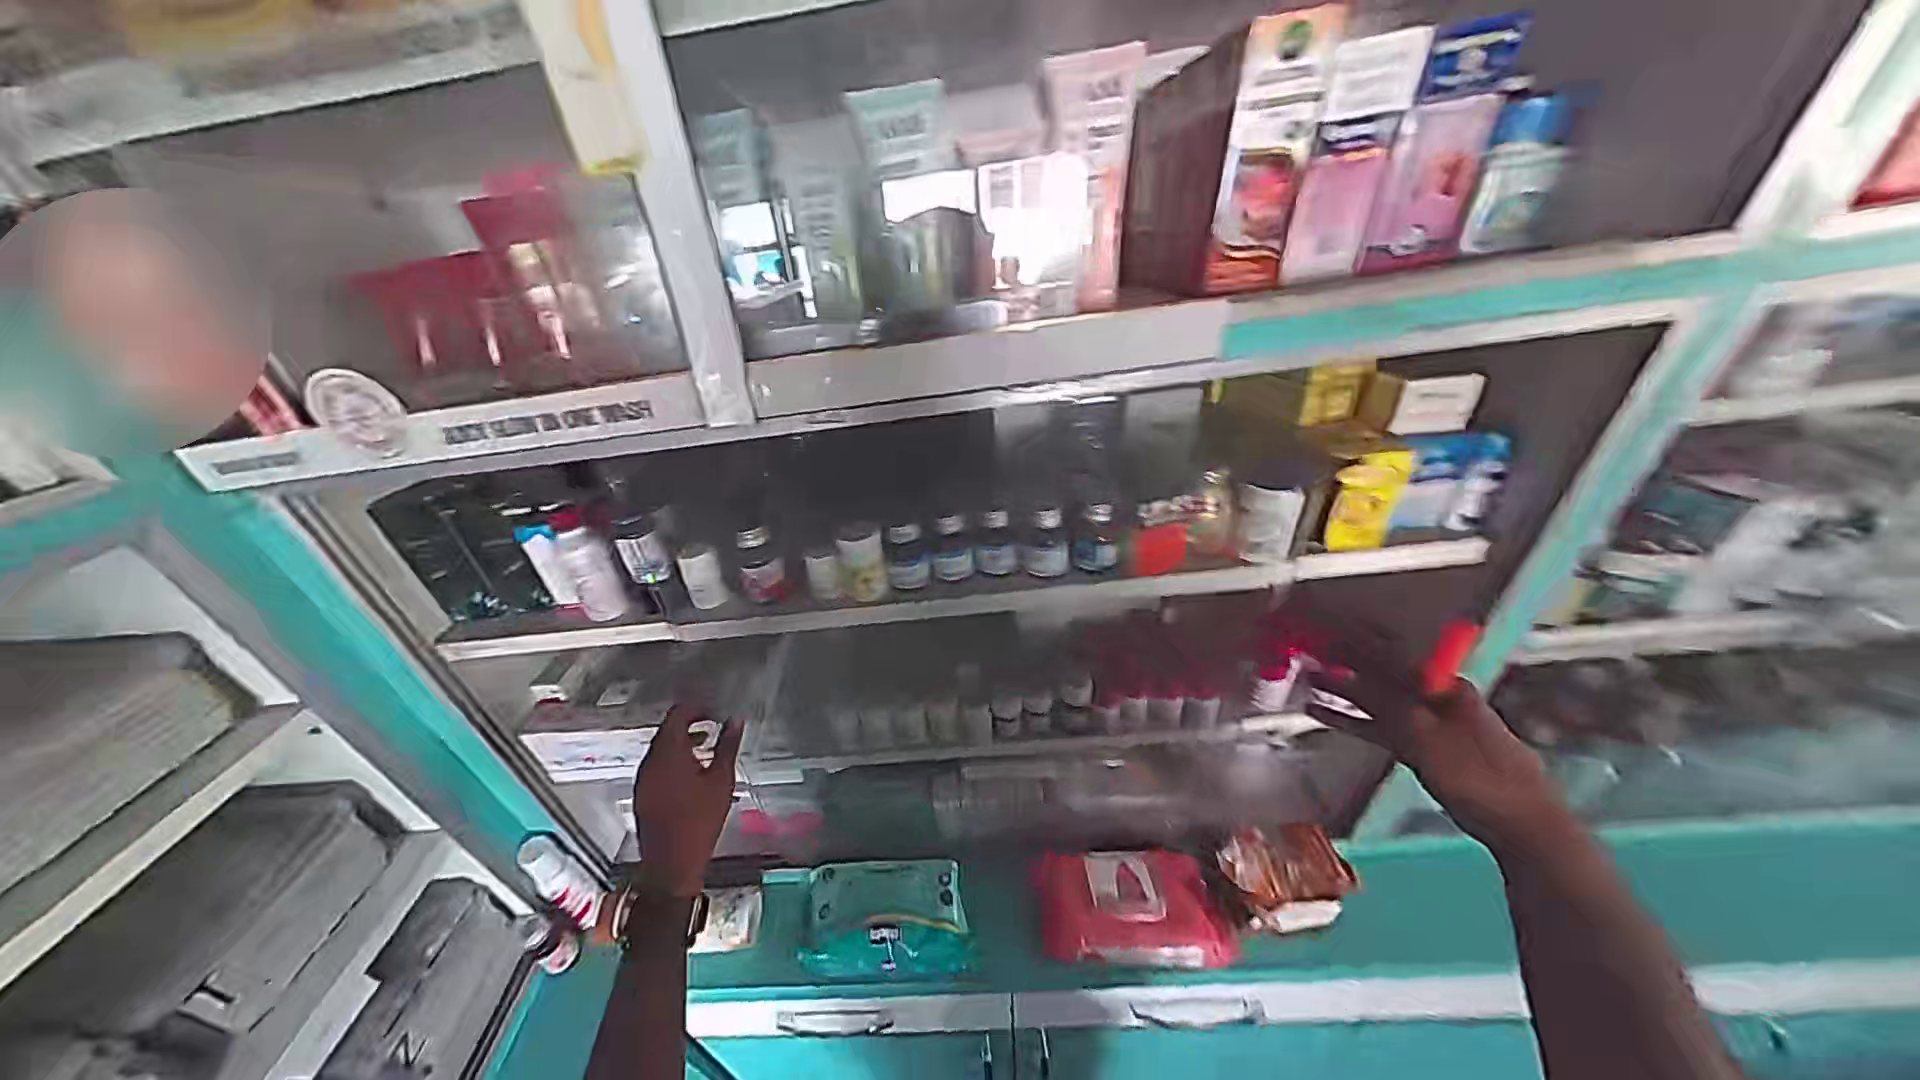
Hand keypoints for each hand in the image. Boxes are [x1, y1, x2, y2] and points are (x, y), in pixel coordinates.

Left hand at [632, 704, 741, 896]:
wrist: (672, 863)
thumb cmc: (699, 820)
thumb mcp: (721, 778)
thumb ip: (728, 745)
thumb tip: (735, 722)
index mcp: (668, 753)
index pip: (677, 715)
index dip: (696, 708)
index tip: (713, 712)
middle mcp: (650, 762)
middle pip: (666, 731)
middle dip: (690, 724)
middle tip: (713, 726)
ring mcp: (643, 779)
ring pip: (661, 749)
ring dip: (682, 743)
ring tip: (706, 747)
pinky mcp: (642, 794)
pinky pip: (656, 765)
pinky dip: (673, 760)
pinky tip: (692, 772)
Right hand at [1306, 639, 1571, 854]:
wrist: (1521, 825)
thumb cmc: (1476, 773)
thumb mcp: (1421, 732)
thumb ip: (1380, 700)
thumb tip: (1343, 671)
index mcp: (1444, 685)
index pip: (1390, 656)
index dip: (1355, 648)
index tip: (1323, 638)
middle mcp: (1437, 698)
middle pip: (1382, 678)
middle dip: (1344, 669)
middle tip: (1306, 659)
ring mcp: (1431, 724)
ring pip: (1378, 702)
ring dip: (1344, 695)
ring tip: (1307, 684)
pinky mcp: (1424, 748)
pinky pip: (1381, 726)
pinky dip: (1354, 721)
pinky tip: (1326, 716)